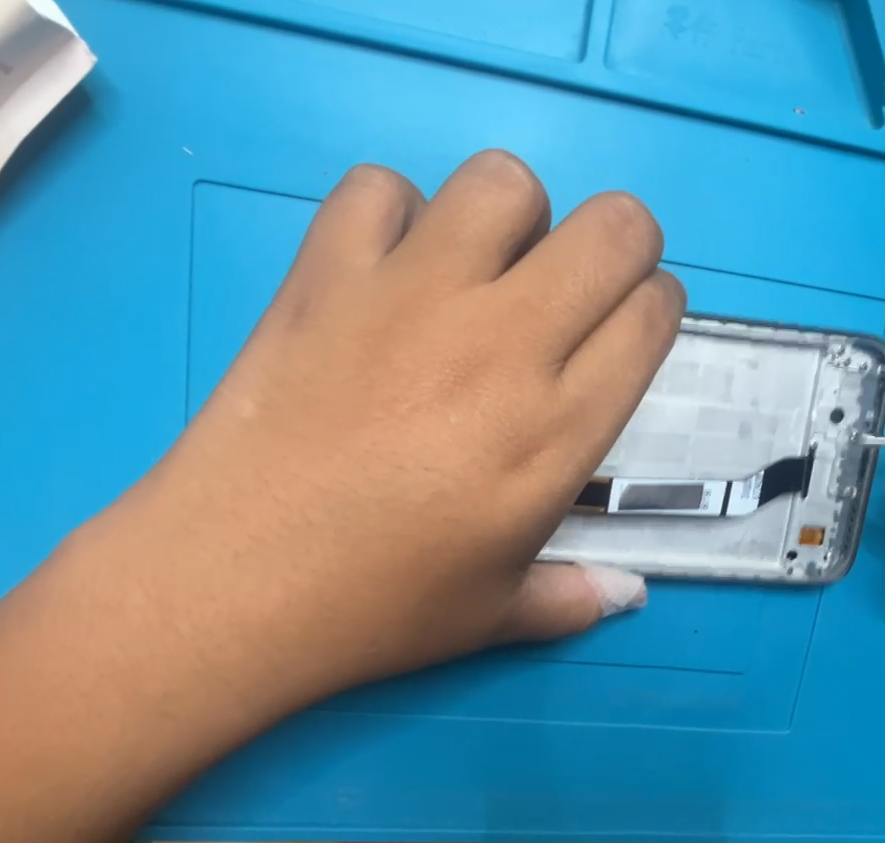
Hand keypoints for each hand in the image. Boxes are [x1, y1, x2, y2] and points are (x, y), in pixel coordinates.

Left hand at [93, 151, 682, 715]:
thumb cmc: (373, 608)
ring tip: (482, 273)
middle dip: (617, 247)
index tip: (625, 331)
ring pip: (503, 185)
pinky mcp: (326, 275)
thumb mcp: (492, 616)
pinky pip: (379, 190)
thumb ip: (574, 598)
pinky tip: (386, 271)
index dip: (653, 309)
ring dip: (511, 219)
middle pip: (612, 229)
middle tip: (573, 292)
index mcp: (556, 429)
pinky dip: (394, 215)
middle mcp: (502, 343)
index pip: (651, 314)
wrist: (231, 582)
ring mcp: (410, 297)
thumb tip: (631, 597)